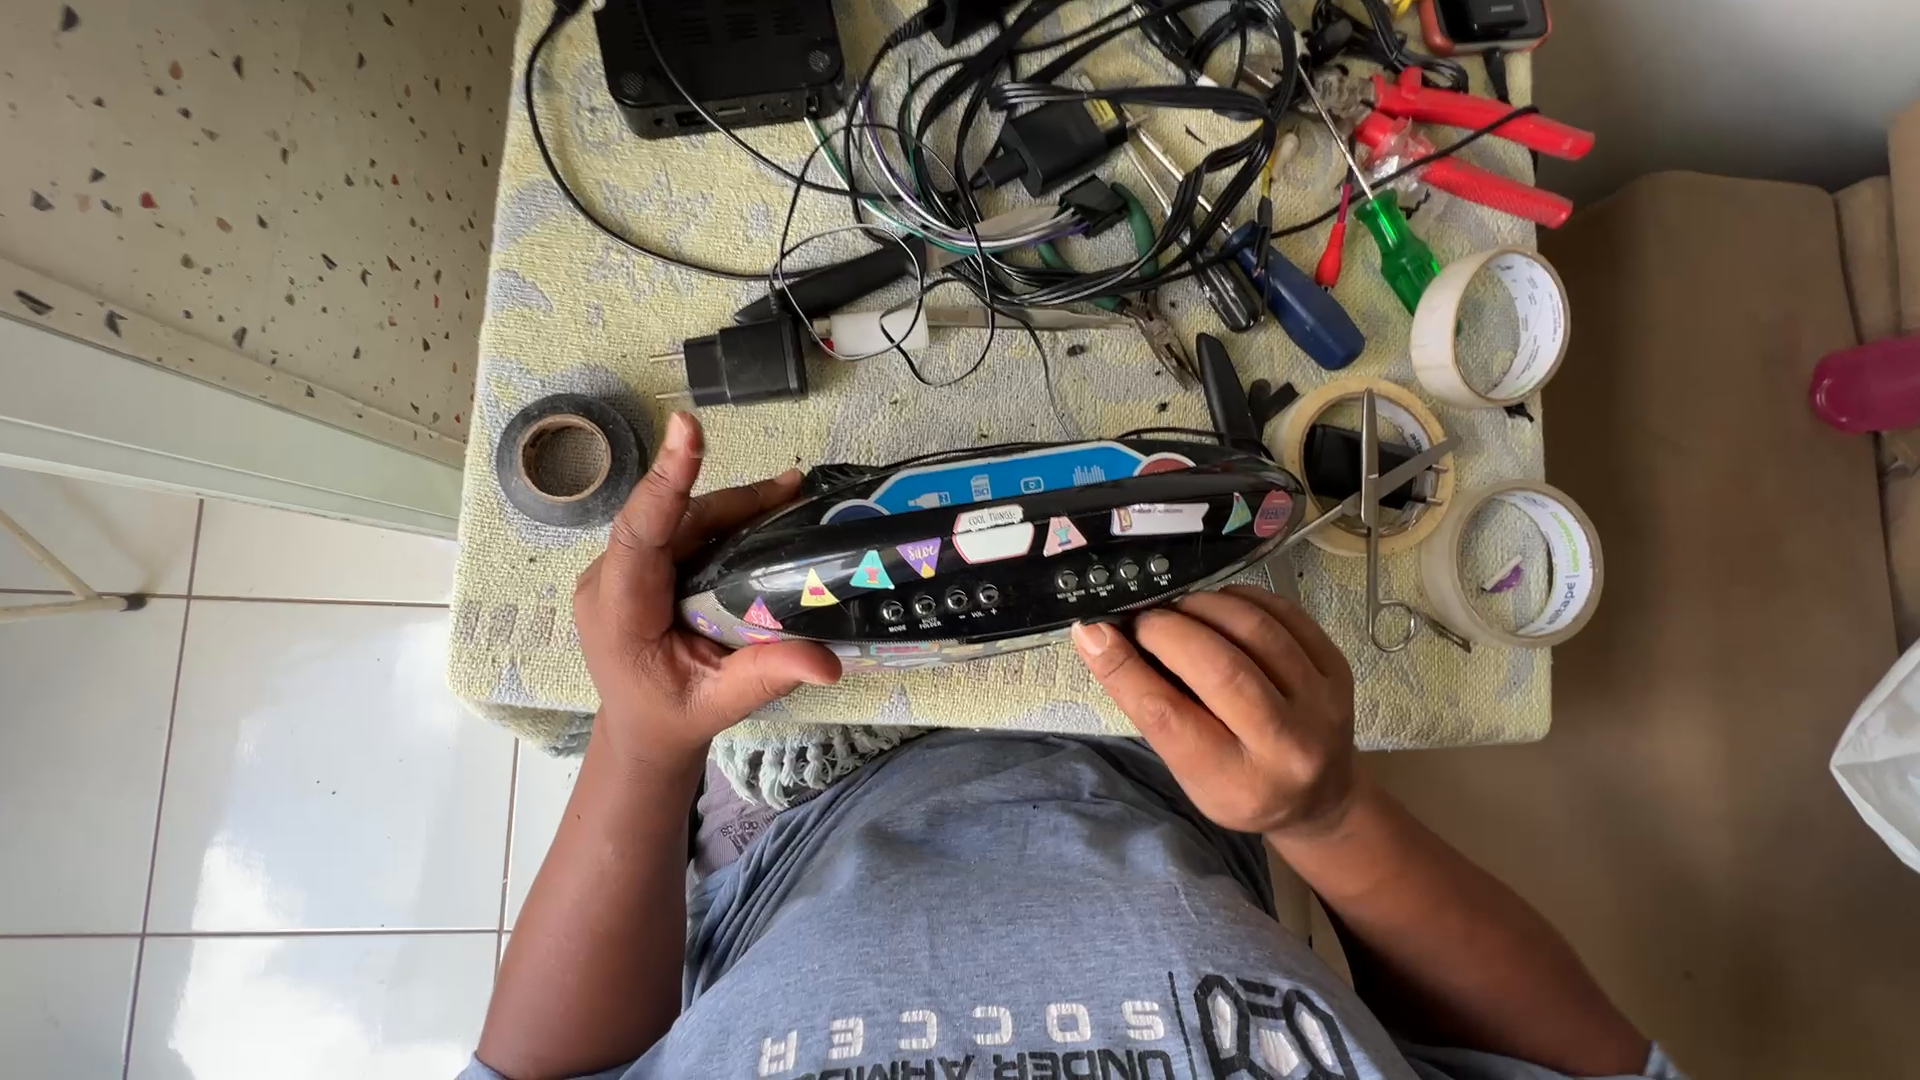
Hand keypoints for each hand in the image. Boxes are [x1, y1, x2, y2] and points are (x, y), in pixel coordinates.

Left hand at [573, 412, 839, 773]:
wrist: (642, 727)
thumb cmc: (673, 715)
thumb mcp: (720, 702)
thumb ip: (768, 676)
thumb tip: (829, 664)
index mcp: (620, 611)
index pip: (639, 535)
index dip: (665, 482)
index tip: (687, 431)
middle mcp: (614, 578)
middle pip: (673, 518)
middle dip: (734, 501)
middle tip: (792, 490)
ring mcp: (627, 569)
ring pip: (682, 518)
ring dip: (736, 507)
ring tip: (790, 495)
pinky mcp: (646, 566)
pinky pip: (684, 529)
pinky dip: (727, 520)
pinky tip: (767, 513)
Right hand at [1071, 586, 1360, 838]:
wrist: (1320, 797)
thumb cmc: (1236, 784)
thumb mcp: (1184, 765)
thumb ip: (1146, 703)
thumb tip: (1096, 635)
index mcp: (1235, 780)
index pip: (1169, 716)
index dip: (1124, 668)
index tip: (1093, 631)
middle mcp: (1287, 746)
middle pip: (1220, 669)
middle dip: (1167, 630)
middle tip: (1142, 620)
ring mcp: (1322, 703)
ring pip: (1255, 631)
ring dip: (1203, 607)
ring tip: (1177, 610)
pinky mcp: (1338, 668)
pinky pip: (1284, 613)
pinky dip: (1240, 599)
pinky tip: (1217, 606)